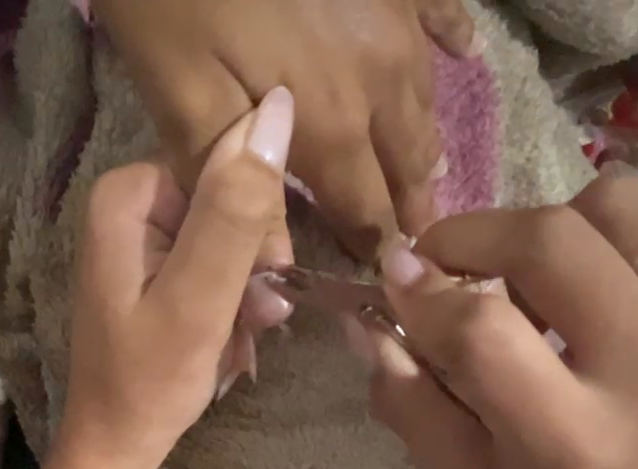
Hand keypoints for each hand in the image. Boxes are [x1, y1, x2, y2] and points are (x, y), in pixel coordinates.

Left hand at [60, 88, 293, 468]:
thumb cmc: (150, 381)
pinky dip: (231, 303)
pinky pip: (212, 266)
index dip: (261, 220)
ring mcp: (141, 239)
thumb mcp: (199, 297)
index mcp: (128, 194)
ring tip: (249, 337)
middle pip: (229, 203)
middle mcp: (130, 203)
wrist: (116, 445)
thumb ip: (235, 211)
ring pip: (228, 239)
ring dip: (249, 290)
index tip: (270, 277)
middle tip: (262, 318)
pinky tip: (234, 340)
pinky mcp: (154, 271)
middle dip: (254, 264)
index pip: (228, 165)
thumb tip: (277, 108)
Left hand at [100, 0, 478, 261]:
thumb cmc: (171, 7)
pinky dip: (452, 37)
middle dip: (411, 202)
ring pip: (425, 97)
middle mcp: (379, 75)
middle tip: (420, 237)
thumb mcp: (185, 114)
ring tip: (434, 174)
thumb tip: (281, 274)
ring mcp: (392, 14)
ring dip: (428, 143)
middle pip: (406, 158)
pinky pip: (438, 9)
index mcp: (330, 125)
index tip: (386, 274)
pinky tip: (466, 52)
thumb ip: (239, 197)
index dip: (375, 245)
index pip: (365, 208)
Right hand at [351, 166, 637, 468]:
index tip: (399, 277)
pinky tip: (607, 286)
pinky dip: (613, 235)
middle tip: (450, 256)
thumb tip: (368, 323)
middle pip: (548, 243)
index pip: (484, 333)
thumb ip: (410, 406)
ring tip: (539, 277)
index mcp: (570, 441)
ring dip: (549, 228)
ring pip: (609, 204)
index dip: (428, 293)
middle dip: (477, 234)